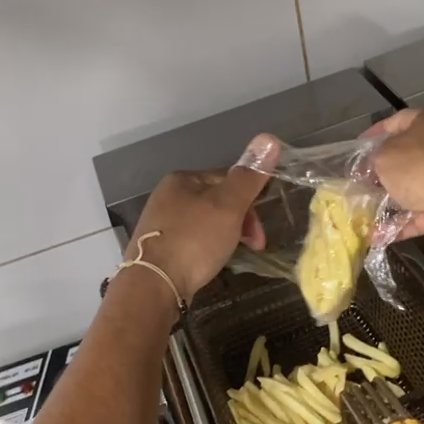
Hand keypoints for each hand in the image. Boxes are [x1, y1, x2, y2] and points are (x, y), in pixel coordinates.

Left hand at [124, 134, 276, 303]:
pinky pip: (191, 242)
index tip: (260, 230)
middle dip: (239, 222)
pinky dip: (206, 250)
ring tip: (232, 256)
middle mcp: (167, 197)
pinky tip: (210, 264)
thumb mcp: (228, 206)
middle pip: (216, 203)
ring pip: (205, 224)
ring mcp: (160, 224)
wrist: (153, 284)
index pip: (227, 179)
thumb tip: (269, 138)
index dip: (249, 202)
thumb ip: (249, 176)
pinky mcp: (158, 249)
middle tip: (254, 246)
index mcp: (183, 179)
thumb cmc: (194, 240)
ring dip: (225, 237)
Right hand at [363, 107, 423, 246]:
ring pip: (411, 189)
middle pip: (405, 157)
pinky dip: (398, 224)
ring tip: (361, 212)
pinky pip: (418, 215)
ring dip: (387, 202)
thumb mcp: (385, 156)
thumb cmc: (423, 166)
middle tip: (356, 183)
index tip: (355, 148)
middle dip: (379, 173)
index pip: (397, 121)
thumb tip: (370, 169)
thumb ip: (373, 159)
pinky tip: (375, 235)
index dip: (374, 133)